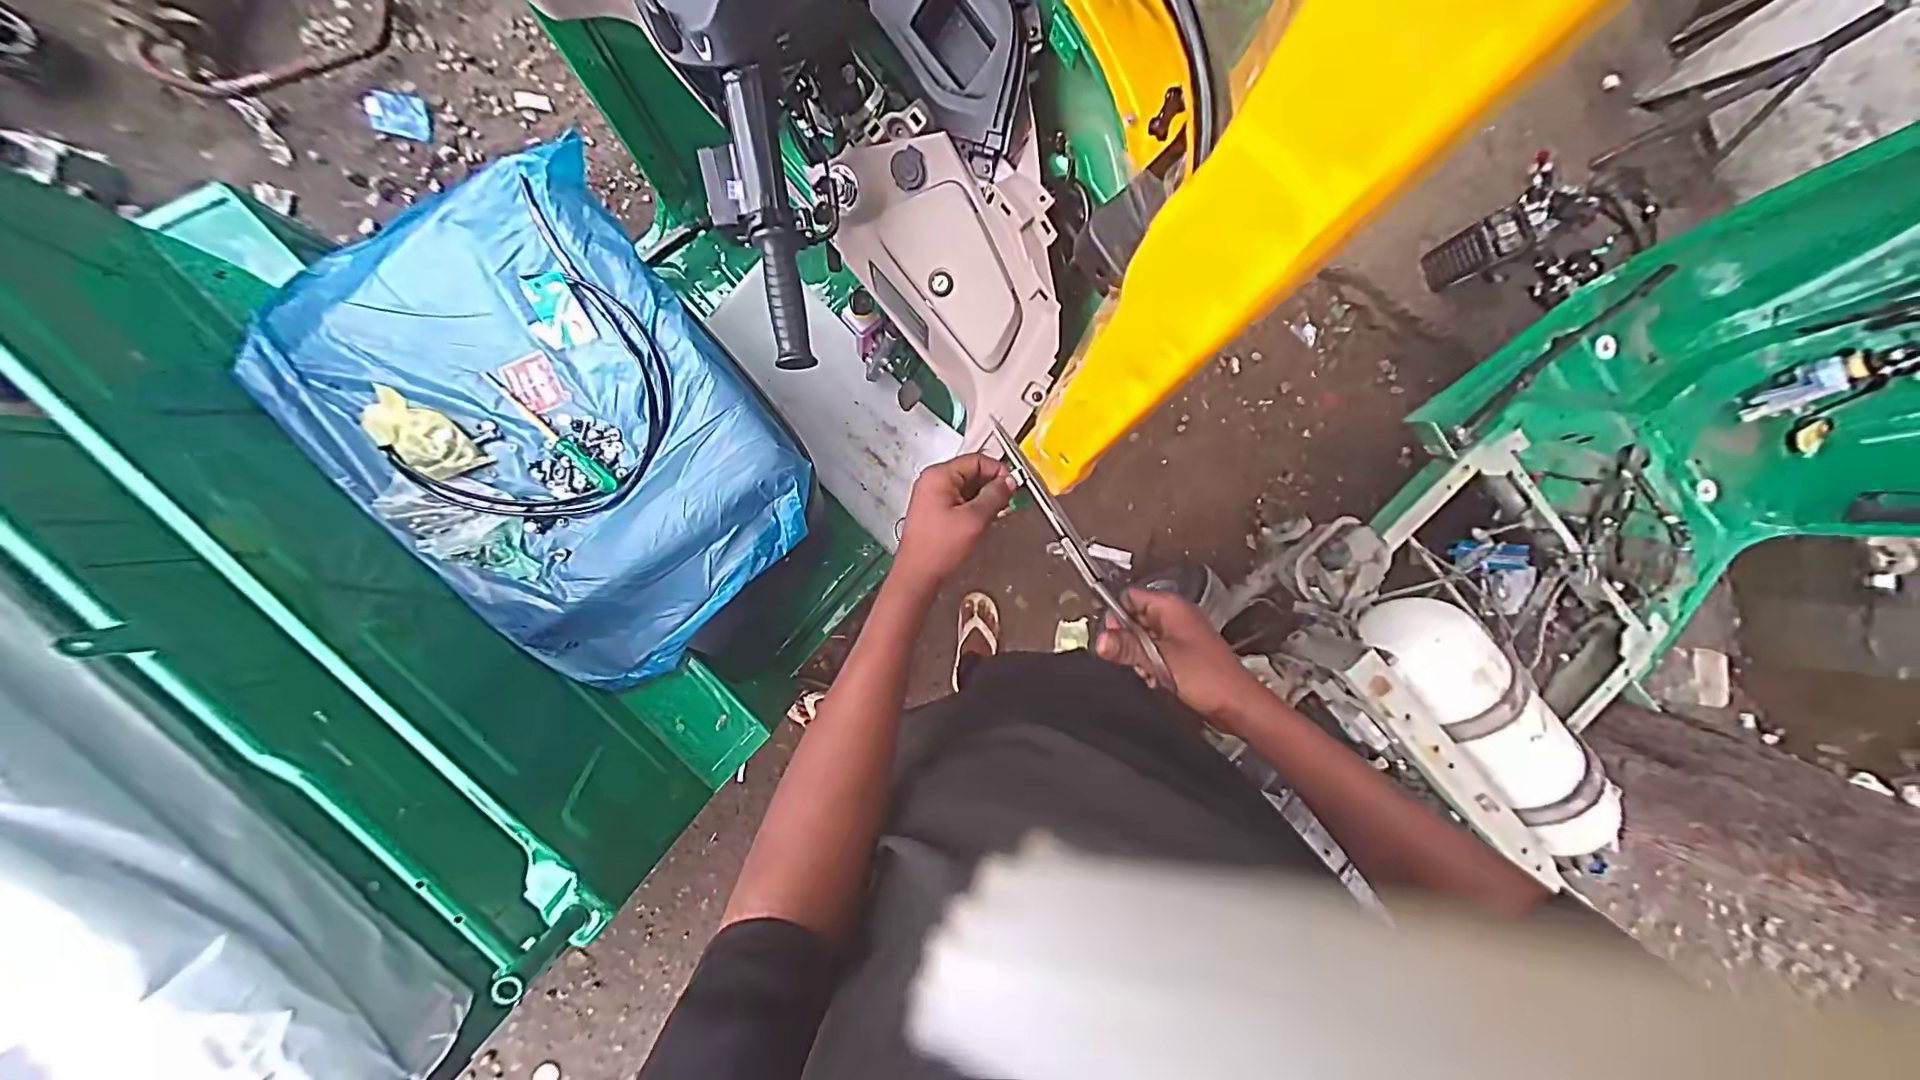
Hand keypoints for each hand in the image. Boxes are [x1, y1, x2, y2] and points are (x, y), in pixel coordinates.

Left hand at [893, 454, 1016, 586]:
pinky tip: (983, 520)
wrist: (918, 575)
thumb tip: (1008, 481)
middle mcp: (932, 481)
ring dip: (984, 498)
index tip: (1012, 485)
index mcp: (939, 476)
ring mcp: (931, 496)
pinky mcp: (933, 511)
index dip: (998, 470)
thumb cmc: (940, 548)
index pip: (976, 460)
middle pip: (971, 472)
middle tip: (1006, 502)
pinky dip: (973, 507)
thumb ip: (995, 496)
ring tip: (995, 514)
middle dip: (991, 485)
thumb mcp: (975, 519)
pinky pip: (959, 500)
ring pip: (966, 488)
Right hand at [1096, 588, 1263, 723]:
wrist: (1237, 705)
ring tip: (1147, 669)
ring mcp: (1180, 635)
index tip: (1111, 634)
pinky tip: (1156, 678)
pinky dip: (1150, 665)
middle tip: (1131, 655)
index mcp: (1171, 606)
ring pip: (1142, 638)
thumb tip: (1100, 639)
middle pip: (1133, 618)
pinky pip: (1154, 653)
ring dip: (1138, 655)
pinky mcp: (1182, 654)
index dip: (1116, 614)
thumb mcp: (1158, 659)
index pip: (1128, 597)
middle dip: (1126, 639)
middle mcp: (1175, 616)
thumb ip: (1126, 647)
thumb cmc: (1210, 678)